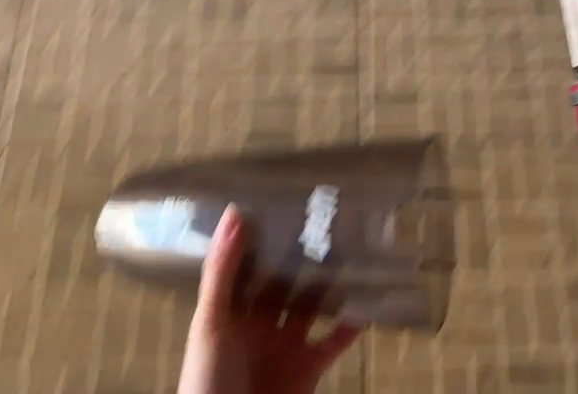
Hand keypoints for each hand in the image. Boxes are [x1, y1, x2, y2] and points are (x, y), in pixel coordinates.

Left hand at [178, 205, 362, 393]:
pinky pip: (334, 341)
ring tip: (350, 249)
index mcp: (230, 310)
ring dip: (328, 283)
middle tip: (323, 219)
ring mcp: (285, 345)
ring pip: (311, 305)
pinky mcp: (308, 367)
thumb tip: (233, 212)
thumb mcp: (211, 322)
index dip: (261, 237)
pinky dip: (352, 324)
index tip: (281, 202)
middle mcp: (259, 324)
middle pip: (282, 281)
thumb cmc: (209, 380)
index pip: (247, 264)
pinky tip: (368, 302)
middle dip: (299, 256)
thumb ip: (222, 270)